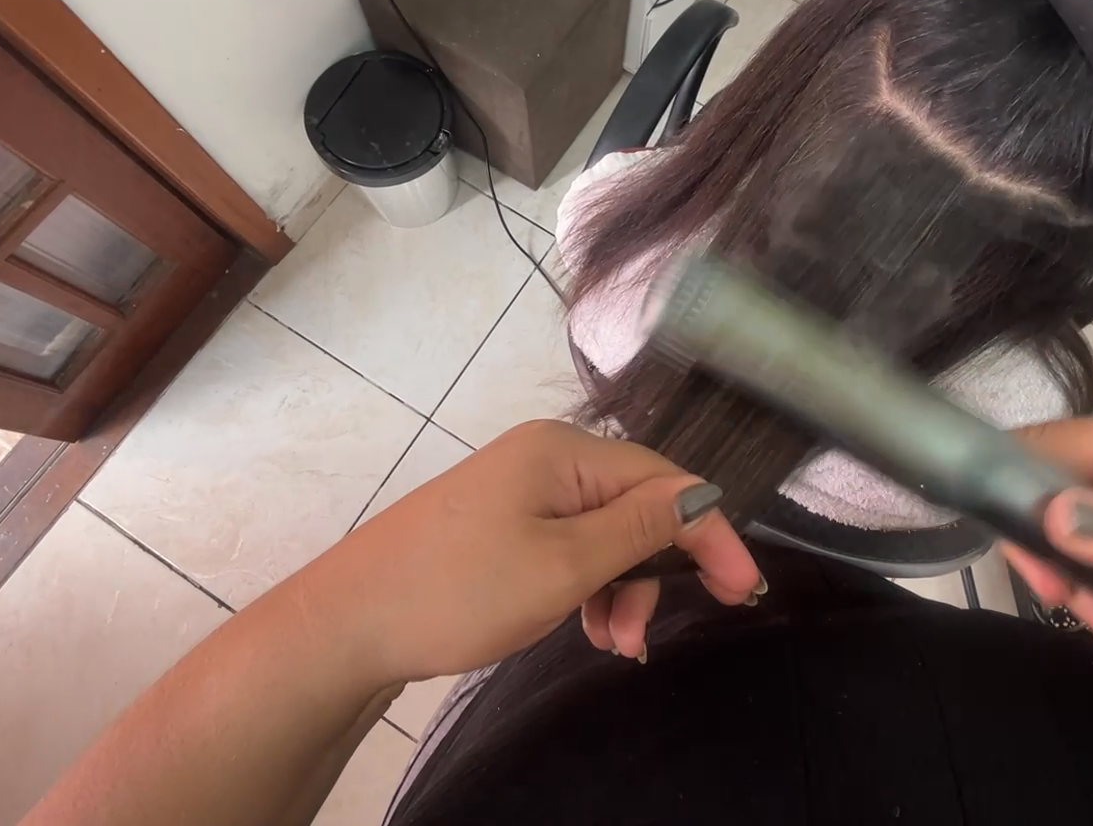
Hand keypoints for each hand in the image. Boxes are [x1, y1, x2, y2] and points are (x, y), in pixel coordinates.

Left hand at [301, 420, 760, 687]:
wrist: (348, 623)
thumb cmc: (459, 590)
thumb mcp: (562, 565)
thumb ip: (639, 529)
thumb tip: (703, 497)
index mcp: (563, 450)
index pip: (662, 479)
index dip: (708, 530)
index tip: (743, 588)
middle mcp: (547, 455)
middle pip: (634, 504)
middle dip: (651, 569)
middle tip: (637, 639)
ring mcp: (523, 486)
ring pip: (604, 530)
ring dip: (619, 585)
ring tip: (608, 641)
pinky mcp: (506, 517)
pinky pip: (571, 542)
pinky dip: (587, 583)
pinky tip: (584, 623)